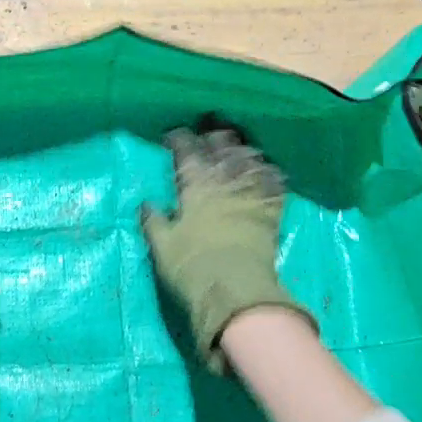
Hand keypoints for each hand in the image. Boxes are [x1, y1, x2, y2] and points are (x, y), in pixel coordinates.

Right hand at [142, 128, 312, 372]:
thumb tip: (146, 204)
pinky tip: (270, 168)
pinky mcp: (272, 211)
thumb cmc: (191, 267)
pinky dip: (271, 173)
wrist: (234, 289)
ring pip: (249, 160)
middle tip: (210, 131)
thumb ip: (154, 221)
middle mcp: (224, 182)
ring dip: (243, 149)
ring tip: (239, 144)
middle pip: (221, 148)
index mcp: (194, 186)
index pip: (186, 151)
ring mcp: (251, 194)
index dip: (179, 139)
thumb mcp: (161, 245)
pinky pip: (275, 183)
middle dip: (214, 136)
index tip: (173, 135)